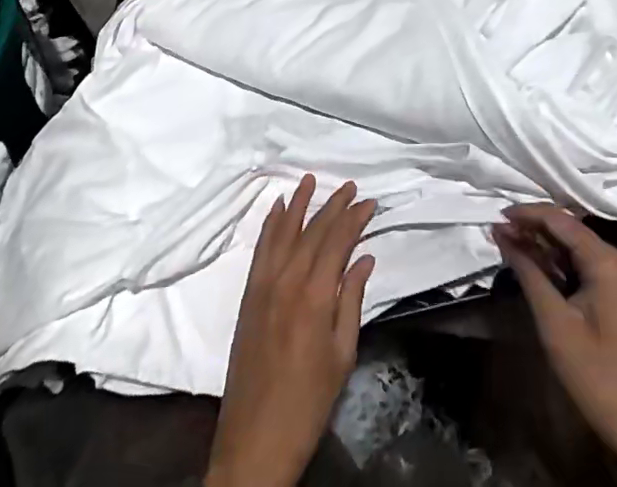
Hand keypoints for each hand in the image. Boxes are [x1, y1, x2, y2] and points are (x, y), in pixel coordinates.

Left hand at [206, 175, 376, 486]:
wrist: (255, 437)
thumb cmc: (309, 400)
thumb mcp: (342, 353)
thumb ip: (352, 299)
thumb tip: (365, 258)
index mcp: (315, 296)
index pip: (337, 242)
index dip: (354, 218)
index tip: (369, 201)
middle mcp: (286, 282)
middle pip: (312, 232)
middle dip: (333, 206)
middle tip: (350, 186)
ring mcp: (262, 286)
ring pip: (283, 233)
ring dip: (298, 205)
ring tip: (310, 180)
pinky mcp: (247, 296)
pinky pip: (260, 250)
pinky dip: (270, 226)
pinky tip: (278, 209)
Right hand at [492, 205, 616, 486]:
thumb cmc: (600, 376)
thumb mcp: (556, 324)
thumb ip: (529, 274)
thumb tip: (503, 235)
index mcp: (608, 261)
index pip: (561, 220)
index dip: (526, 213)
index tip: (495, 215)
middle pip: (570, 230)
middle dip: (532, 228)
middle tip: (496, 232)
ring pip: (577, 248)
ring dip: (544, 246)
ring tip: (508, 244)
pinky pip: (586, 266)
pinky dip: (559, 264)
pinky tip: (535, 267)